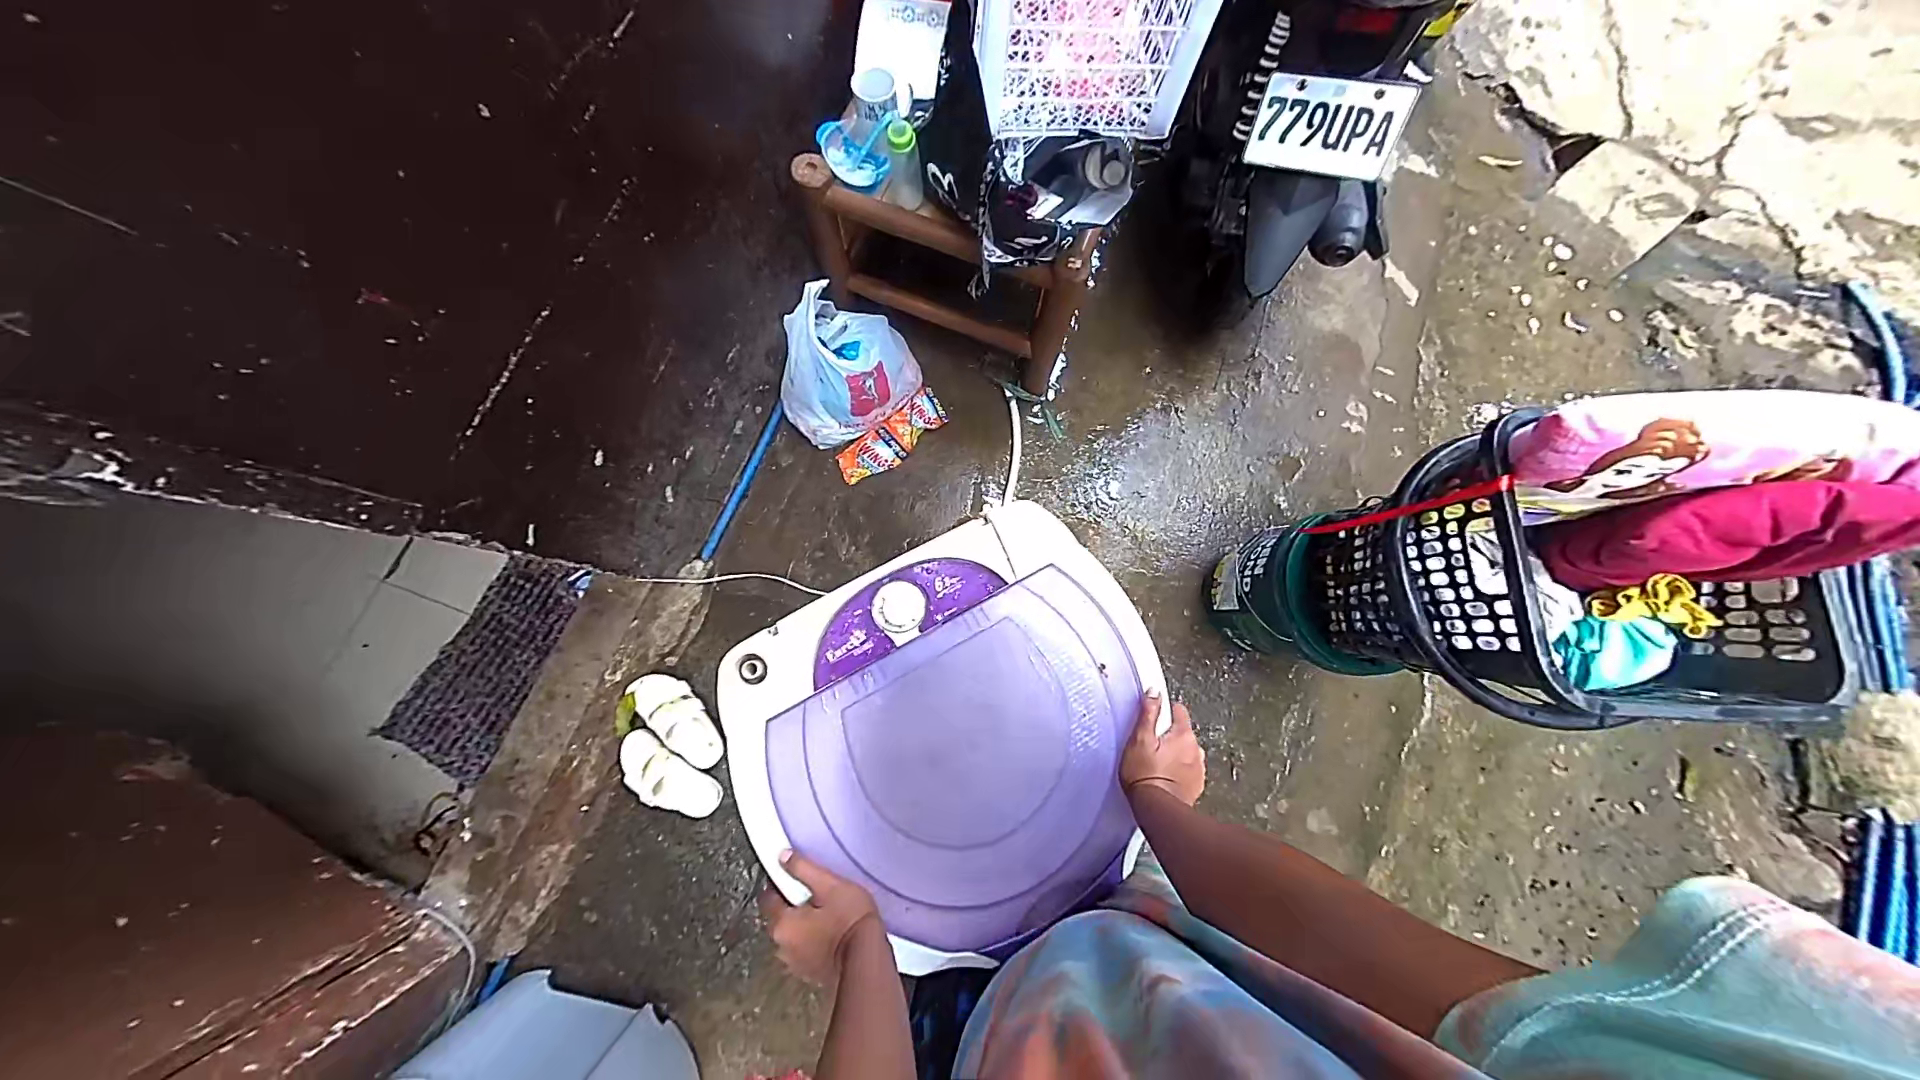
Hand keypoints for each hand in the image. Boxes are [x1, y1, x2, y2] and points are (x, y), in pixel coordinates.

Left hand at [758, 850, 883, 986]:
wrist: (868, 960)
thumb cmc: (849, 919)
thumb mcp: (829, 885)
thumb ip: (803, 869)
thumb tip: (783, 856)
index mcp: (781, 925)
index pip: (768, 897)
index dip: (782, 882)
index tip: (800, 876)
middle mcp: (782, 947)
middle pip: (780, 916)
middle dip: (795, 904)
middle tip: (820, 893)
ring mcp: (796, 964)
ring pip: (794, 933)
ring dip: (805, 923)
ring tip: (829, 912)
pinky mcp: (811, 973)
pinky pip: (806, 948)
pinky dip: (814, 939)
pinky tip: (833, 931)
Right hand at [1120, 692, 1204, 806]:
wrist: (1157, 809)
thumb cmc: (1145, 775)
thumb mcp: (1139, 739)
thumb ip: (1148, 713)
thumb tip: (1154, 693)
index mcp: (1183, 735)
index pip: (1179, 710)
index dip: (1164, 711)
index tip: (1153, 717)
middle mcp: (1196, 750)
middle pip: (1182, 732)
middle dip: (1169, 735)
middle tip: (1149, 745)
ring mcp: (1198, 769)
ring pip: (1185, 751)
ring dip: (1175, 754)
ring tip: (1155, 763)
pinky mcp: (1195, 785)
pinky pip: (1187, 769)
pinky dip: (1178, 770)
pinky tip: (1163, 776)